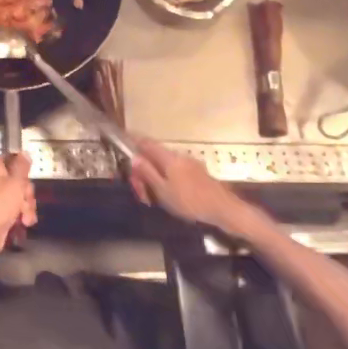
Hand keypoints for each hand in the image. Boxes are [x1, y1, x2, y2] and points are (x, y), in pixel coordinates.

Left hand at [0, 153, 36, 254]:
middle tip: (25, 198)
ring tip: (25, 217)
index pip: (7, 158)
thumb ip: (22, 167)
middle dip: (27, 191)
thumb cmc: (1, 205)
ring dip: (28, 207)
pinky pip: (20, 210)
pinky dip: (24, 216)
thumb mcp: (15, 183)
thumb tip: (24, 151)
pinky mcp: (6, 213)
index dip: (18, 161)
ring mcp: (2, 199)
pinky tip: (24, 223)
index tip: (29, 168)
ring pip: (22, 196)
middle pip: (20, 179)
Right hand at [128, 138, 259, 235]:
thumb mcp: (163, 190)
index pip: (147, 143)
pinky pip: (175, 171)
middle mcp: (180, 156)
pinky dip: (166, 180)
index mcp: (169, 158)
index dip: (134, 140)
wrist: (223, 209)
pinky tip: (167, 195)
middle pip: (155, 157)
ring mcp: (191, 164)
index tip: (124, 140)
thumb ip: (148, 173)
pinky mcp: (198, 173)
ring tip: (152, 198)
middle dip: (144, 171)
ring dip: (155, 178)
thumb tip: (134, 157)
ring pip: (165, 166)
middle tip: (140, 192)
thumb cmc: (190, 201)